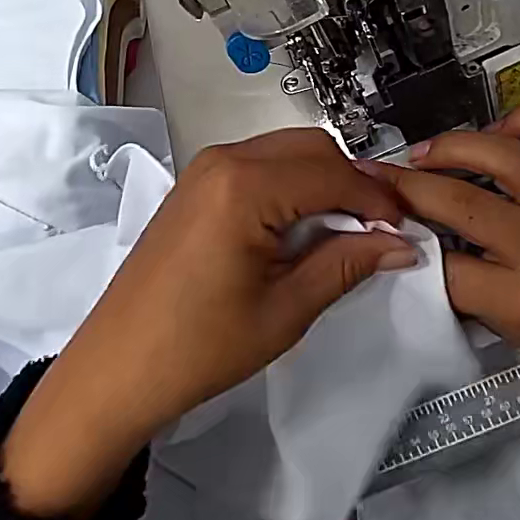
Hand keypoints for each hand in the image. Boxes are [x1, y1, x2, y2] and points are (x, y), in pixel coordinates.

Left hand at [2, 128, 414, 516]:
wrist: (115, 370)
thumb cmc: (200, 348)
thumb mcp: (286, 310)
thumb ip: (347, 264)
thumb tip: (402, 244)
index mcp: (245, 187)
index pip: (334, 174)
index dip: (377, 201)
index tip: (403, 231)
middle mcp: (225, 159)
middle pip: (313, 148)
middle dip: (353, 183)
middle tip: (378, 229)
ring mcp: (206, 166)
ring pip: (289, 150)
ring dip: (325, 180)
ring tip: (345, 230)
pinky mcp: (197, 181)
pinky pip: (262, 162)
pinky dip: (294, 183)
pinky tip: (303, 224)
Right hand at [359, 107, 519, 406]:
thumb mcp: (510, 331)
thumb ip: (464, 289)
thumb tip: (417, 242)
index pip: (449, 267)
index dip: (409, 246)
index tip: (383, 229)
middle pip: (464, 205)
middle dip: (410, 191)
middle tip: (379, 182)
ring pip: (504, 158)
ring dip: (452, 148)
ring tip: (421, 154)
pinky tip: (492, 133)